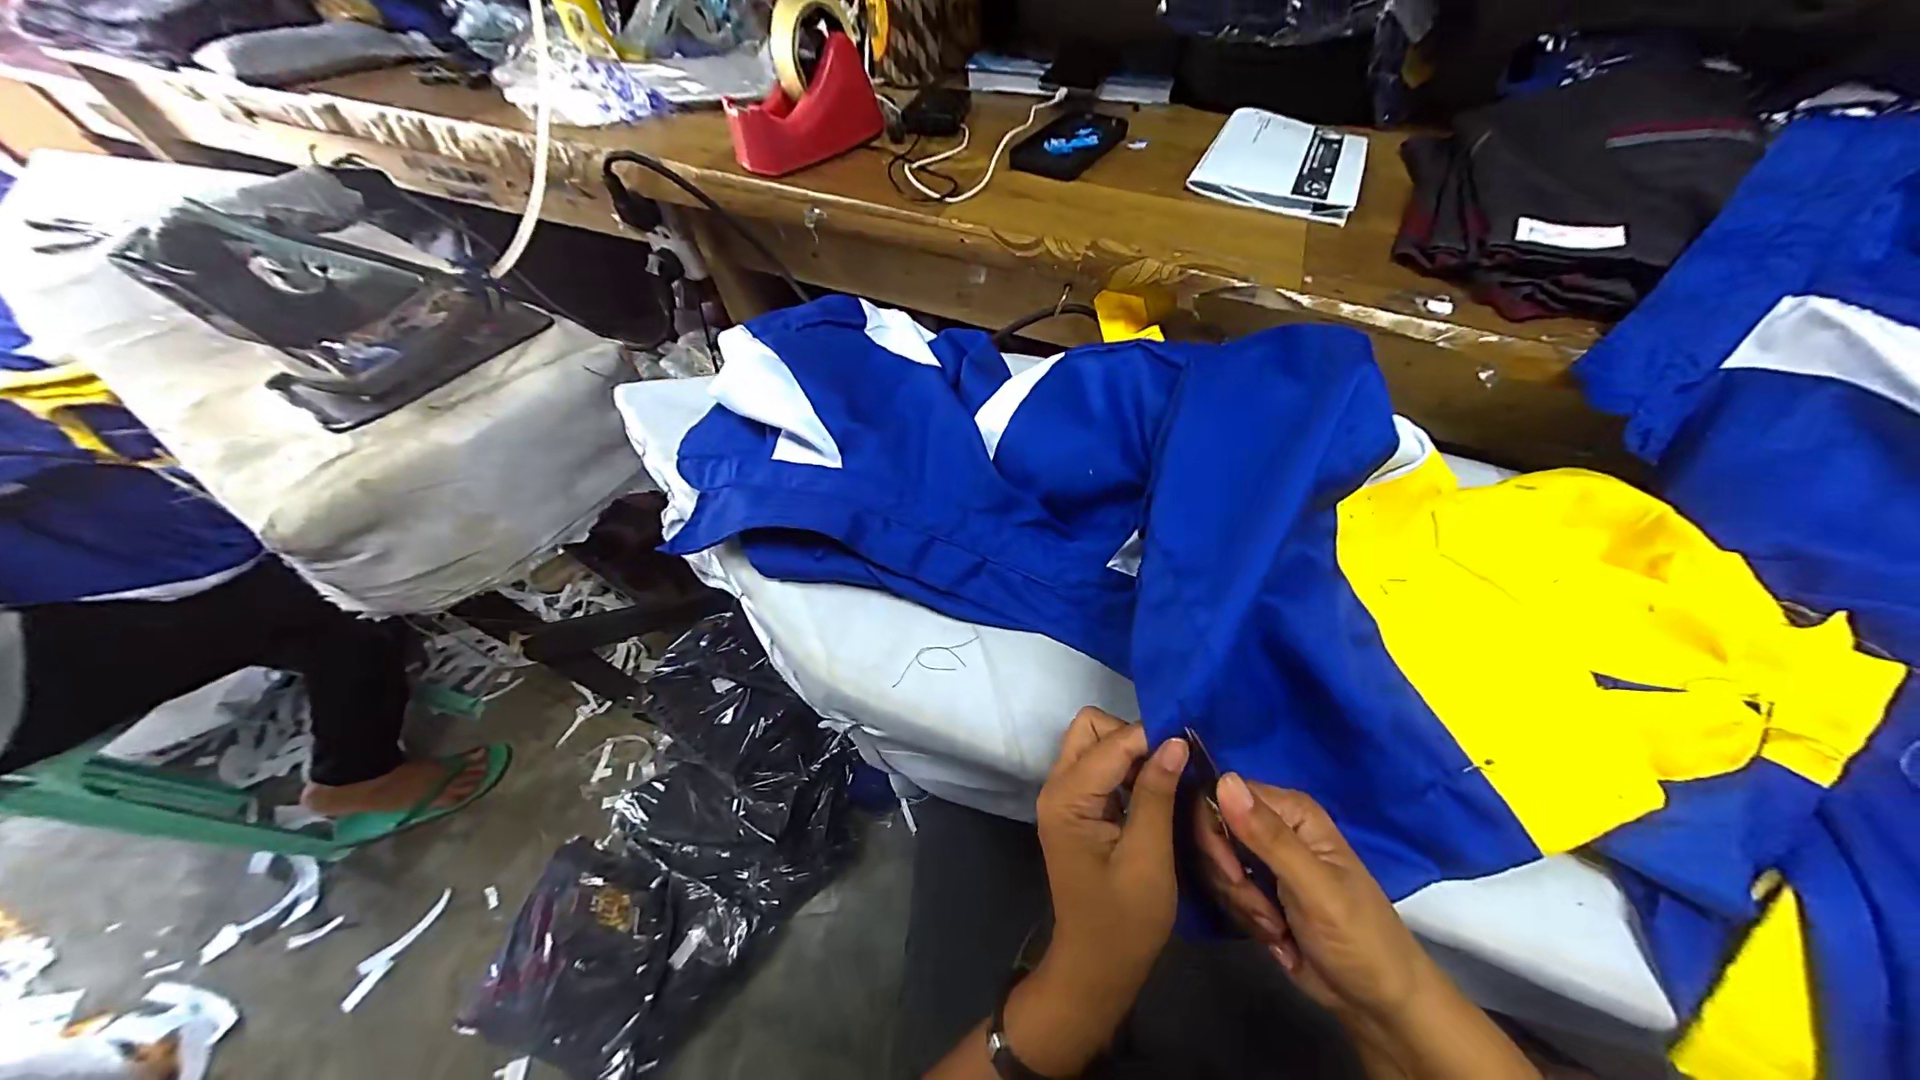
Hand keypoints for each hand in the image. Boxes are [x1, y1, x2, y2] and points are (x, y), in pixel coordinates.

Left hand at [999, 707, 1185, 1076]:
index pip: (1110, 742)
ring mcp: (1064, 795)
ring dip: (1131, 751)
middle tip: (1172, 764)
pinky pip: (1099, 765)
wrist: (1096, 964)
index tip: (1191, 746)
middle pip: (1090, 728)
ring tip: (1169, 777)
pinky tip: (1155, 789)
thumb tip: (1175, 740)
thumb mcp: (1149, 857)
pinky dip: (1126, 767)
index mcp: (1067, 797)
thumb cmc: (1124, 920)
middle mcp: (1057, 786)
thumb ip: (1157, 794)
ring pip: (1094, 742)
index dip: (1151, 738)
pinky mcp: (1076, 806)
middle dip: (1132, 736)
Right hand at [1195, 775, 1425, 1020]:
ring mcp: (1263, 857)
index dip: (1215, 829)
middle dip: (1230, 875)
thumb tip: (1224, 781)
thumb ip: (1269, 836)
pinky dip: (1243, 914)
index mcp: (1290, 810)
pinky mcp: (1256, 887)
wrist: (1378, 1003)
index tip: (1233, 872)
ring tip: (1278, 927)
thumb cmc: (1359, 938)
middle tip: (1262, 907)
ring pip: (1215, 863)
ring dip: (1240, 901)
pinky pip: (1223, 888)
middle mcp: (1272, 824)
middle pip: (1213, 828)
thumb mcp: (1316, 888)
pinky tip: (1276, 934)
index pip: (1223, 793)